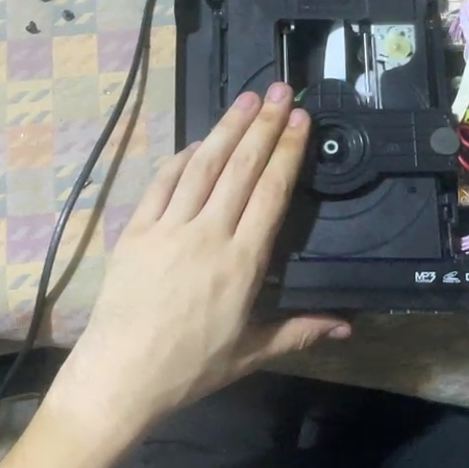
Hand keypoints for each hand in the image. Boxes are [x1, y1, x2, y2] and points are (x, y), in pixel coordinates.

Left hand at [44, 84, 348, 440]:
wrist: (120, 375)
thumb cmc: (189, 368)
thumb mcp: (250, 353)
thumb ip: (299, 332)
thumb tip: (348, 324)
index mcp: (241, 263)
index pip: (270, 194)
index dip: (287, 152)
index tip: (300, 121)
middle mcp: (207, 235)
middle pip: (240, 169)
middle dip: (264, 127)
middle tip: (281, 92)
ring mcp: (167, 228)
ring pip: (202, 167)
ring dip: (225, 129)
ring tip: (247, 100)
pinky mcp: (136, 230)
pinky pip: (162, 184)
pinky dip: (181, 159)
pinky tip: (197, 143)